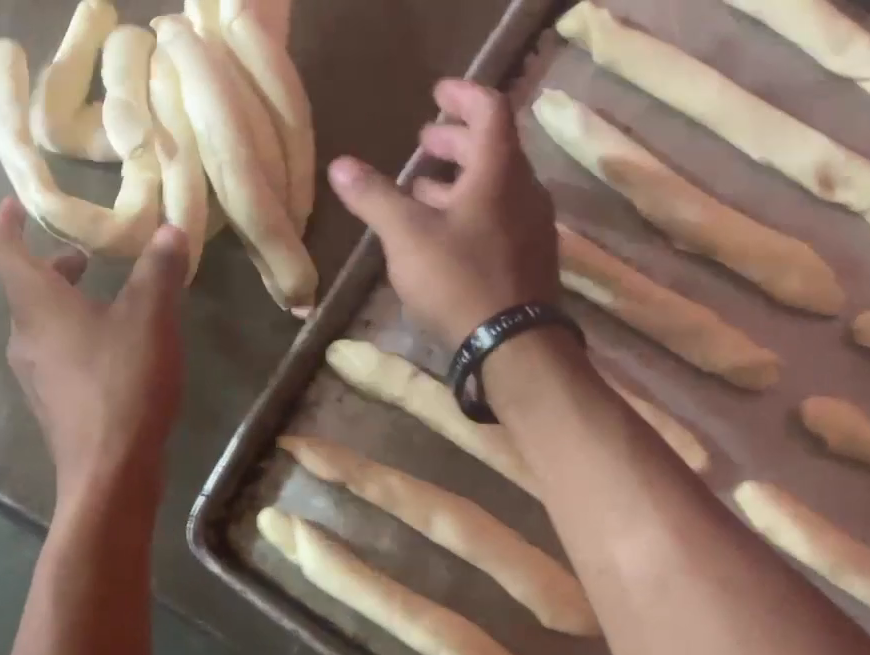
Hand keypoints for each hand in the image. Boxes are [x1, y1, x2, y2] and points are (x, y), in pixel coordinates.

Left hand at [0, 199, 189, 510]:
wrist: (109, 473)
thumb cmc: (123, 384)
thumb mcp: (151, 318)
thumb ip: (159, 270)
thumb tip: (170, 230)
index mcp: (36, 304)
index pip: (4, 247)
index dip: (8, 219)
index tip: (20, 203)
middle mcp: (23, 337)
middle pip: (26, 289)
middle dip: (55, 268)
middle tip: (89, 257)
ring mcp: (33, 377)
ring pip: (43, 327)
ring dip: (69, 307)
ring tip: (111, 304)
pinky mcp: (52, 407)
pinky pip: (57, 359)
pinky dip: (77, 341)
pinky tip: (116, 355)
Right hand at [328, 80, 560, 351]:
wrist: (512, 344)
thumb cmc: (458, 280)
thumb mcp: (406, 237)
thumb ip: (374, 198)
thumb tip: (339, 165)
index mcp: (498, 170)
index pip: (488, 110)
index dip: (461, 96)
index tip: (435, 95)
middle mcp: (523, 190)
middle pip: (492, 150)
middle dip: (454, 143)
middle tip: (422, 145)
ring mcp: (530, 227)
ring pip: (495, 188)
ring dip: (459, 182)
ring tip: (422, 192)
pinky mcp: (528, 260)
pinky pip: (499, 218)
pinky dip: (470, 211)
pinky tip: (443, 236)